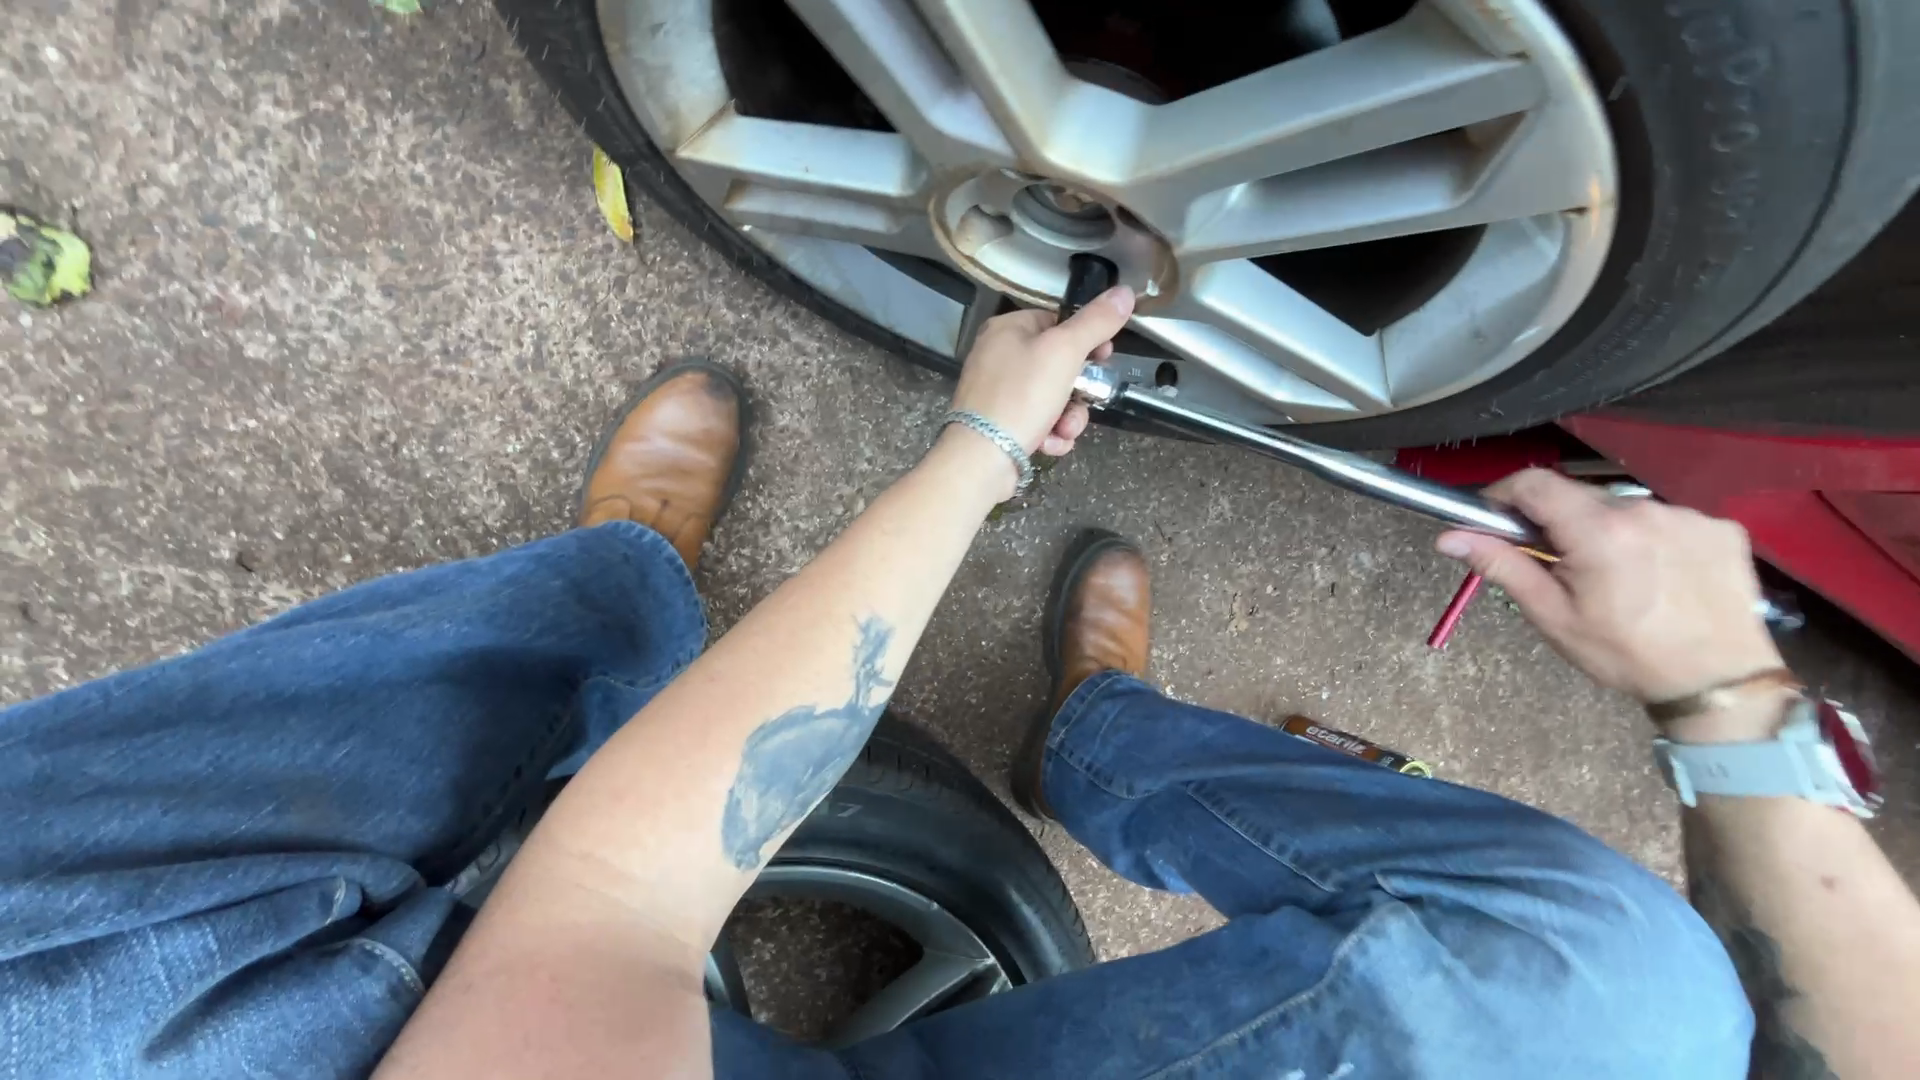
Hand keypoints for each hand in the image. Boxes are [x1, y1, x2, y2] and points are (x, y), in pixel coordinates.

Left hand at [947, 286, 1134, 457]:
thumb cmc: (1021, 396)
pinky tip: (1048, 445)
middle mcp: (999, 358)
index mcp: (1007, 330)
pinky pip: (1039, 423)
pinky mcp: (1002, 426)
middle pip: (1058, 365)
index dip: (1086, 338)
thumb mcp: (1064, 351)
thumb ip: (1096, 322)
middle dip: (1079, 391)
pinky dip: (1050, 435)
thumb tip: (1124, 292)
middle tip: (1087, 400)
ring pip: (1053, 399)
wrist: (982, 457)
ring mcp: (998, 394)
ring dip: (1068, 418)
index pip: (1056, 321)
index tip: (1105, 357)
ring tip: (1064, 431)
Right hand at [1435, 468, 1783, 704]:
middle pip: (1577, 495)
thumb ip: (1501, 565)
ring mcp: (1689, 516)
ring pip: (1619, 508)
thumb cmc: (1623, 653)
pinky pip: (1664, 518)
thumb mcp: (1550, 614)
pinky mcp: (1721, 528)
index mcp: (1599, 531)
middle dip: (1553, 520)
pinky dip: (1645, 537)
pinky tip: (1652, 573)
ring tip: (1608, 575)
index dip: (1503, 494)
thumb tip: (1448, 537)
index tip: (1493, 520)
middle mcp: (1646, 510)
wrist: (1721, 684)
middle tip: (1550, 562)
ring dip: (1600, 529)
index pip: (1534, 482)